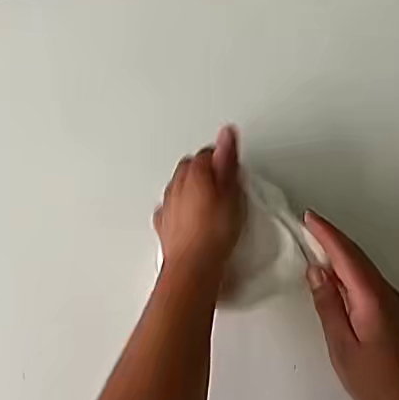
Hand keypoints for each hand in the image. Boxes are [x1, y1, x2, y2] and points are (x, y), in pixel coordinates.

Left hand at [154, 126, 244, 278]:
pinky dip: (182, 209)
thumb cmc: (213, 233)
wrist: (193, 265)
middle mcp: (176, 185)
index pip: (207, 153)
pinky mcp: (164, 223)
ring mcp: (168, 205)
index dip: (223, 159)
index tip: (234, 169)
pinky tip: (195, 219)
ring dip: (192, 189)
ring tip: (212, 204)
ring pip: (179, 187)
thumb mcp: (232, 193)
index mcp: (193, 173)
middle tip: (224, 184)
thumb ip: (227, 161)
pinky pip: (172, 208)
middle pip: (190, 167)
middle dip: (205, 171)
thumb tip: (226, 133)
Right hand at [304, 211, 398, 399]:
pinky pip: (366, 280)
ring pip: (362, 267)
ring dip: (340, 252)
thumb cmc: (377, 382)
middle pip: (356, 256)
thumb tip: (316, 272)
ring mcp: (392, 305)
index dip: (326, 234)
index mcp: (371, 298)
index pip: (346, 256)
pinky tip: (335, 274)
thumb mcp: (341, 343)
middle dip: (332, 237)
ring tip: (317, 242)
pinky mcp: (391, 315)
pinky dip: (348, 269)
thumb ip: (328, 304)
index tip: (308, 218)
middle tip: (309, 224)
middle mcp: (386, 295)